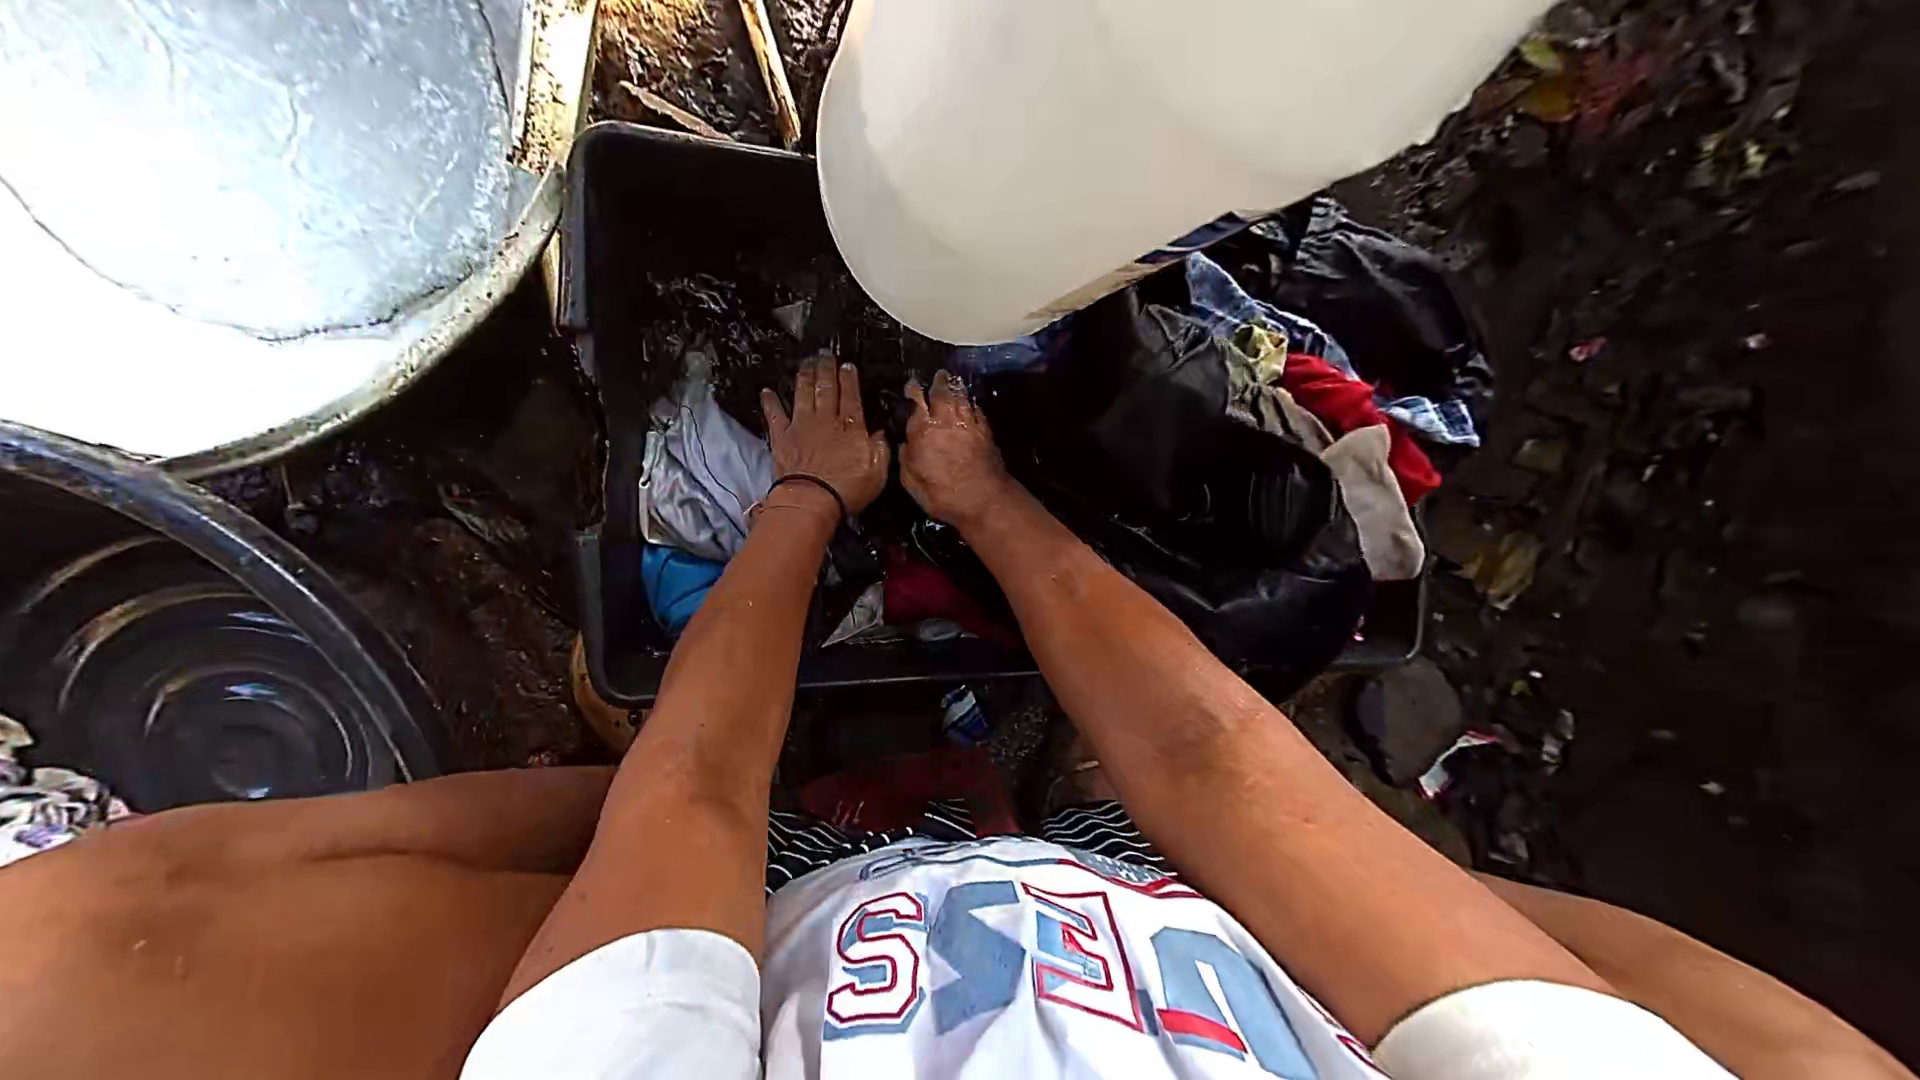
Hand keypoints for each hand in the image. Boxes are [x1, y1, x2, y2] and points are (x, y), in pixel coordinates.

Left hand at [760, 356, 890, 515]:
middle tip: (825, 355)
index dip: (849, 378)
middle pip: (826, 388)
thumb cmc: (846, 489)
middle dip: (826, 369)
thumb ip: (880, 448)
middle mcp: (825, 420)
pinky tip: (767, 392)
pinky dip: (770, 402)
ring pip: (803, 393)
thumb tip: (880, 433)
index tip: (847, 366)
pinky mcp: (782, 437)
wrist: (811, 500)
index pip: (851, 395)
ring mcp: (801, 426)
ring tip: (806, 363)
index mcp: (850, 427)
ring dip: (805, 376)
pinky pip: (775, 414)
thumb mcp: (877, 472)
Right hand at [901, 370, 1017, 527]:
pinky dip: (971, 403)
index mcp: (922, 431)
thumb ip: (906, 460)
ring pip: (961, 397)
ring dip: (956, 388)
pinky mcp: (985, 431)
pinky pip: (976, 410)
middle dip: (939, 381)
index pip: (917, 401)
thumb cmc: (943, 495)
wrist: (984, 499)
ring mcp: (968, 423)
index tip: (912, 386)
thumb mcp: (912, 483)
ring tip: (953, 382)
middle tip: (938, 375)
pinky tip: (970, 403)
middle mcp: (945, 421)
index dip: (914, 390)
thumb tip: (906, 445)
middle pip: (942, 392)